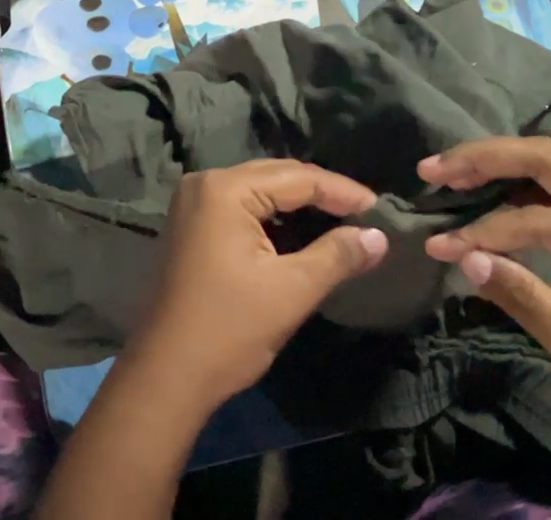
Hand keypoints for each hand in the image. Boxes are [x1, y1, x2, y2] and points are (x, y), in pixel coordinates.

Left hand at [124, 159, 389, 413]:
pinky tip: (303, 234)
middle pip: (276, 177)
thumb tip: (379, 236)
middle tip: (367, 215)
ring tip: (343, 222)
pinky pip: (241, 208)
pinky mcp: (191, 226)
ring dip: (299, 206)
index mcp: (225, 189)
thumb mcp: (291, 290)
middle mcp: (204, 184)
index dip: (343, 192)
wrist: (166, 373)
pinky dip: (274, 218)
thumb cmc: (229, 328)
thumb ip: (337, 255)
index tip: (383, 209)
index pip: (297, 178)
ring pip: (259, 191)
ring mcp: (193, 204)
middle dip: (322, 194)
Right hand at [417, 139, 550, 486]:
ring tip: (447, 172)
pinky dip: (518, 186)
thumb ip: (531, 304)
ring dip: (499, 164)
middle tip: (432, 170)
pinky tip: (484, 191)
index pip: (548, 219)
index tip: (438, 248)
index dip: (487, 230)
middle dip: (488, 160)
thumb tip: (465, 259)